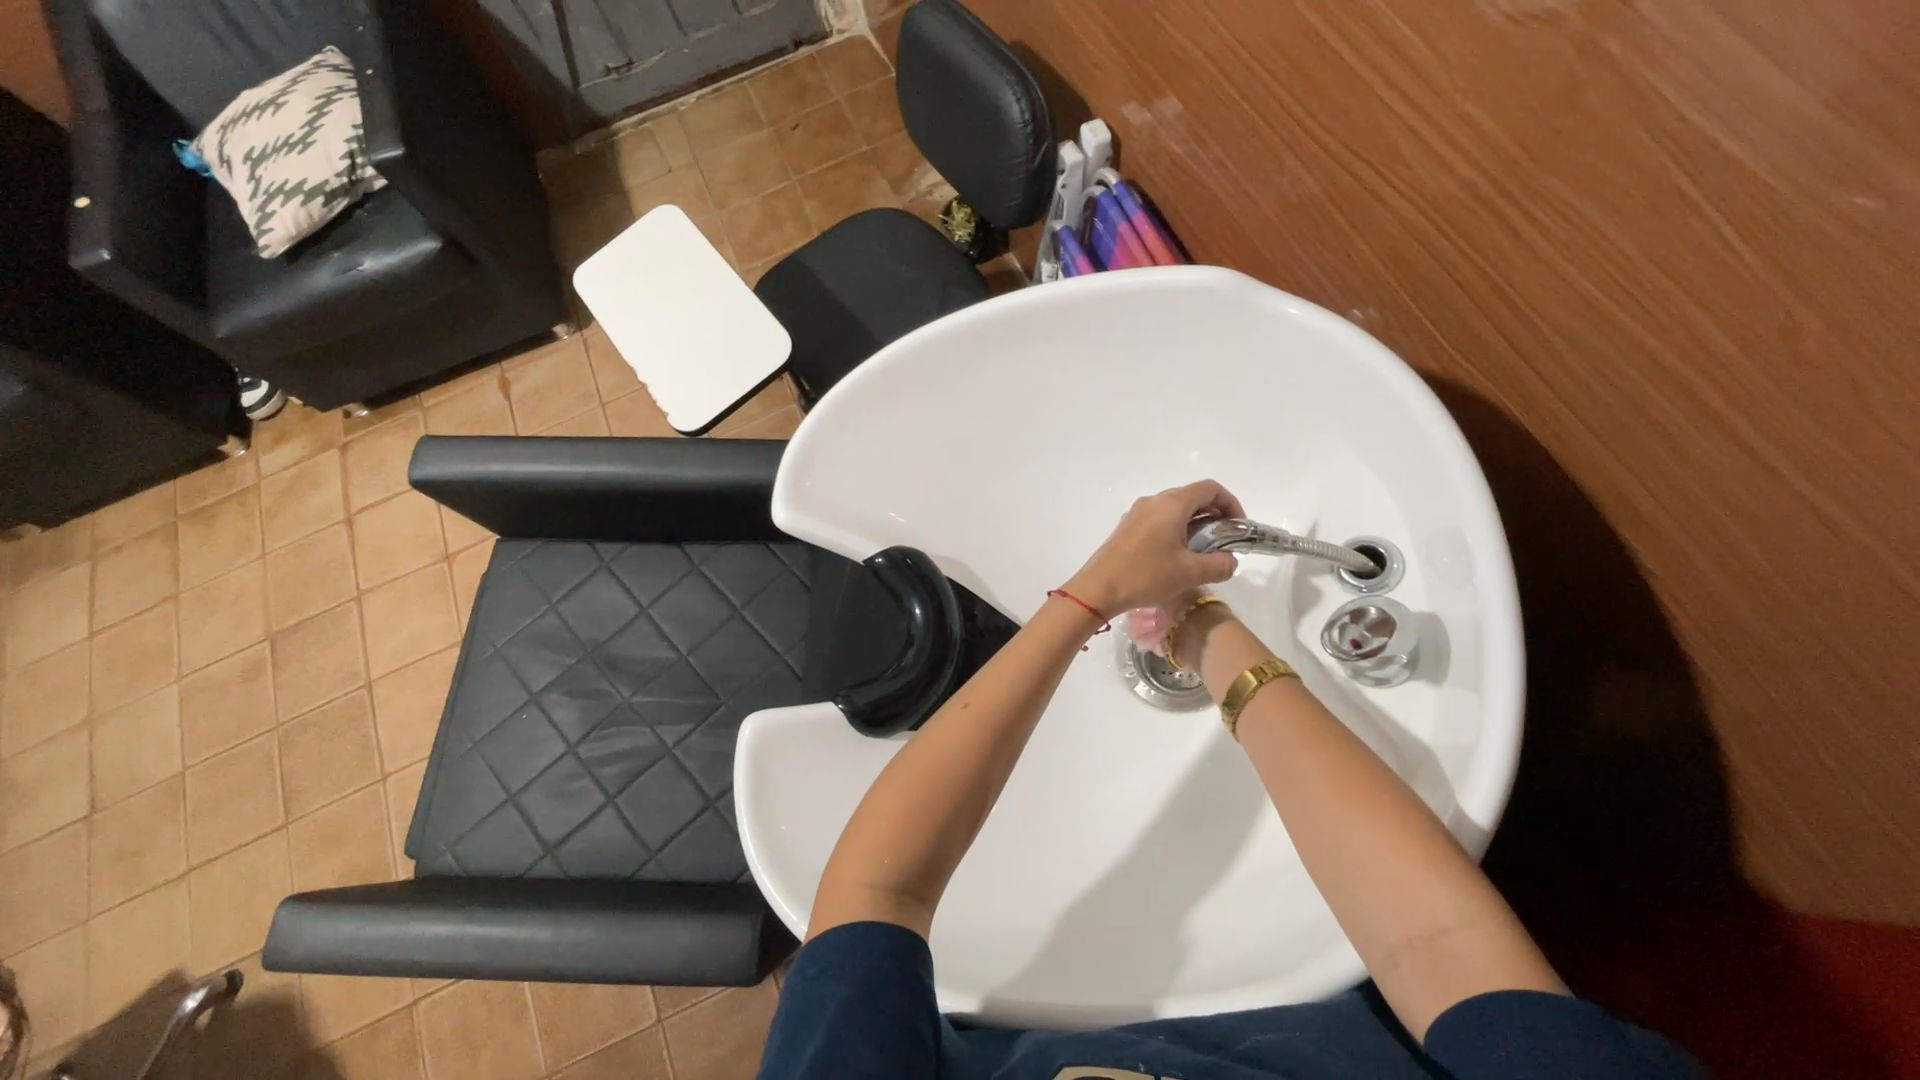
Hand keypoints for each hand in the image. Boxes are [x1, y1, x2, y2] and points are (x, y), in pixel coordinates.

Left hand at [1063, 480, 1244, 615]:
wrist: (1098, 589)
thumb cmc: (1146, 576)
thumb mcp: (1190, 573)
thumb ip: (1219, 565)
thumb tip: (1230, 561)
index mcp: (1171, 504)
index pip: (1210, 489)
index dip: (1230, 503)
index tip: (1238, 527)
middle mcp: (1154, 501)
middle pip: (1192, 496)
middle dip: (1214, 515)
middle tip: (1224, 541)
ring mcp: (1137, 513)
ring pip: (1174, 509)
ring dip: (1194, 523)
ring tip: (1203, 551)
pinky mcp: (1127, 528)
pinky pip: (1158, 520)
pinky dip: (1175, 530)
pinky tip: (1177, 556)